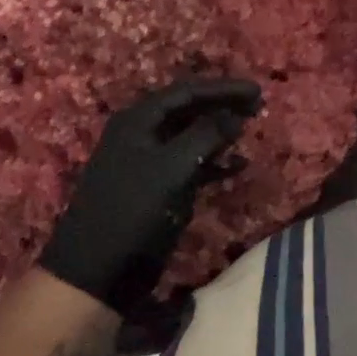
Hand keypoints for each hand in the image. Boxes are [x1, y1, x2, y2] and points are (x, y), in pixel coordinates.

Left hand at [40, 78, 261, 309]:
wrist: (99, 267)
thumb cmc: (133, 210)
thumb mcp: (173, 168)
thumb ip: (206, 136)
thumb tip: (235, 114)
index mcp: (137, 121)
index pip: (186, 92)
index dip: (223, 88)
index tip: (257, 90)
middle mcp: (140, 134)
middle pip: (188, 110)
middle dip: (223, 106)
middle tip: (258, 105)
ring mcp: (147, 161)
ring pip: (190, 136)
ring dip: (220, 132)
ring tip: (250, 130)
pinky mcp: (156, 187)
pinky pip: (190, 163)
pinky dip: (214, 161)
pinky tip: (237, 165)